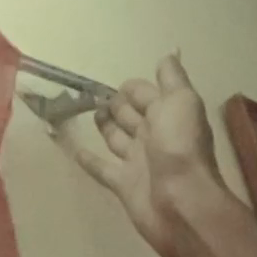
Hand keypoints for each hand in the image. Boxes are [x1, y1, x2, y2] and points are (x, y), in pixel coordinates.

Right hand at [62, 53, 241, 256]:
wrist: (181, 203)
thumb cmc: (180, 146)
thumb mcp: (181, 102)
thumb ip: (172, 78)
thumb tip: (169, 53)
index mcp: (167, 114)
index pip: (146, 94)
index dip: (134, 88)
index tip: (115, 83)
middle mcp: (153, 136)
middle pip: (130, 114)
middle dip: (117, 103)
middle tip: (94, 94)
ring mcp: (138, 161)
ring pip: (117, 137)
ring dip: (105, 125)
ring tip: (87, 112)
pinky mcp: (123, 184)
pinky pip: (102, 168)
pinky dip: (89, 160)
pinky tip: (74, 149)